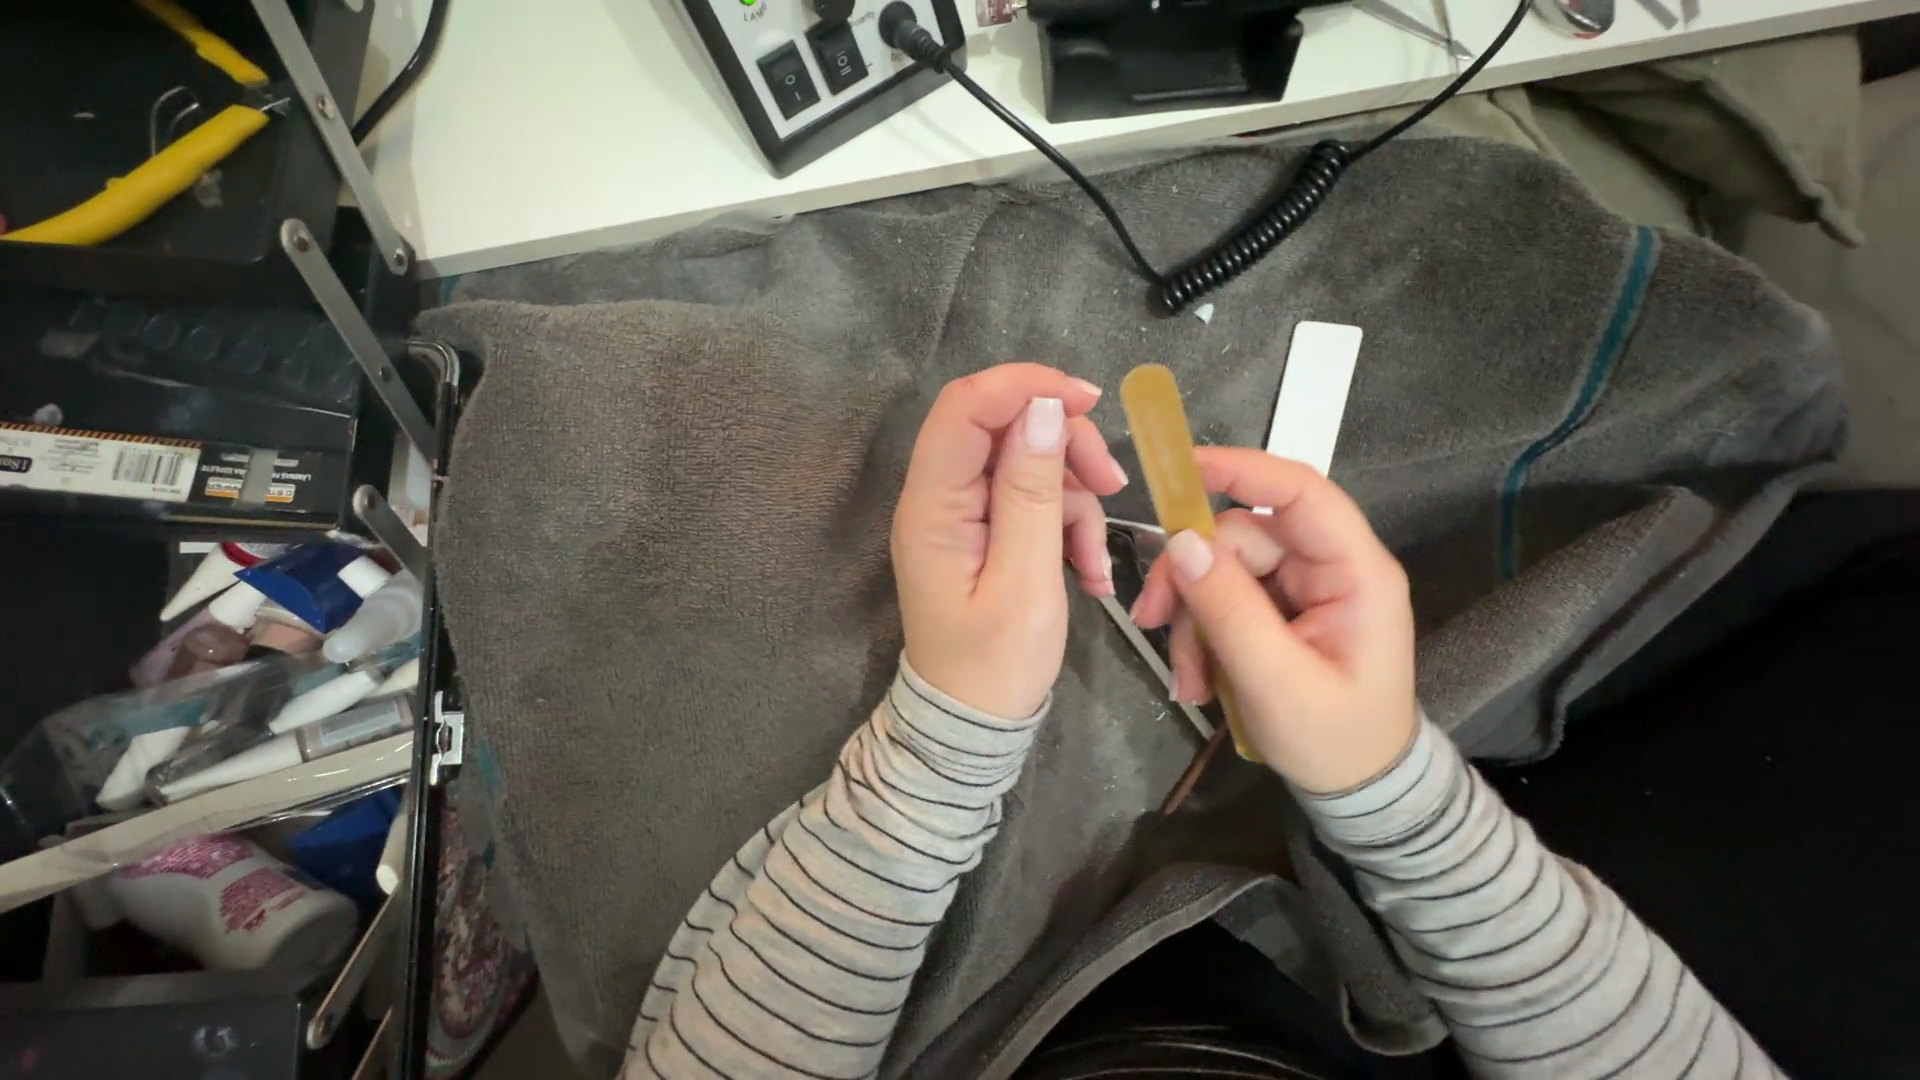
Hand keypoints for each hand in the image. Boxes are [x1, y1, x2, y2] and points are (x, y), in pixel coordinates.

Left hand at [892, 364, 1129, 718]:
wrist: (974, 722)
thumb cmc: (995, 665)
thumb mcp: (1025, 580)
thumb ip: (1031, 492)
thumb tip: (1043, 411)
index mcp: (933, 505)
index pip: (965, 407)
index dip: (1025, 387)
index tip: (1089, 401)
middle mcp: (940, 497)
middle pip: (1004, 427)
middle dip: (1065, 448)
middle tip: (1112, 484)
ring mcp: (965, 514)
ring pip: (1030, 464)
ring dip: (1076, 500)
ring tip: (1096, 564)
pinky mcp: (989, 532)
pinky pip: (1036, 502)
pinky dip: (1070, 528)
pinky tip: (1089, 576)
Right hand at [1131, 448, 1416, 792]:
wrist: (1356, 788)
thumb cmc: (1334, 740)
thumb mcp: (1277, 682)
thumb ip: (1230, 612)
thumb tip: (1182, 544)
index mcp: (1354, 573)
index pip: (1300, 492)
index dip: (1242, 470)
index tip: (1180, 469)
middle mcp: (1326, 567)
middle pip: (1241, 536)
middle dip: (1189, 577)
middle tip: (1151, 621)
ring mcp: (1298, 588)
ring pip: (1220, 569)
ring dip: (1190, 618)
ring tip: (1187, 678)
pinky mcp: (1274, 610)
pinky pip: (1220, 598)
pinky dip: (1198, 634)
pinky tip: (1196, 679)